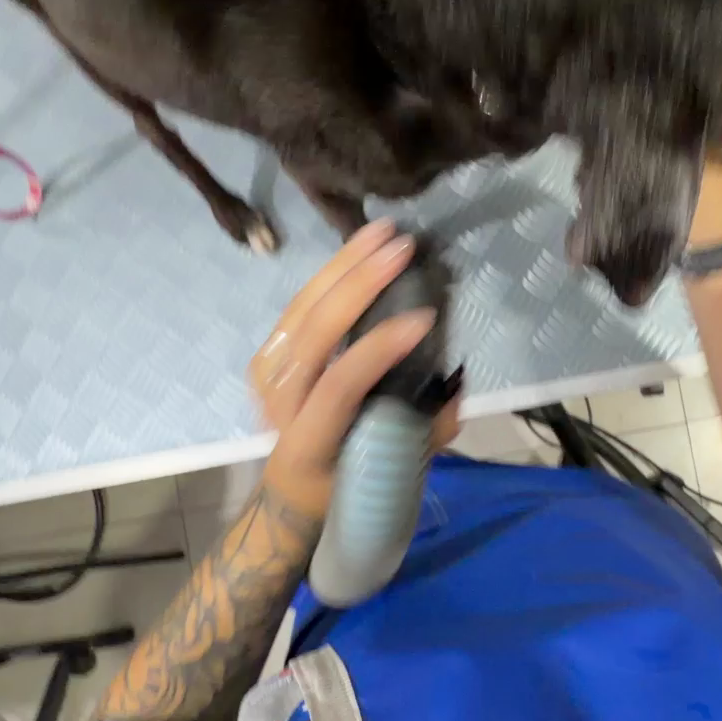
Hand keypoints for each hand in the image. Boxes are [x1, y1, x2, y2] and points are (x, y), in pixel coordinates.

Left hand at [247, 220, 461, 518]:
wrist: (292, 487)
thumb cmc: (349, 481)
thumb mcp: (392, 469)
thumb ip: (426, 431)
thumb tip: (453, 382)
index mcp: (309, 438)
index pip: (339, 385)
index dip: (378, 349)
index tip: (424, 320)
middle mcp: (280, 402)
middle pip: (314, 333)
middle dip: (360, 285)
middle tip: (401, 250)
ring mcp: (268, 374)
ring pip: (302, 307)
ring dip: (345, 265)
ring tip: (381, 232)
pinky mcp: (268, 353)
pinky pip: (298, 304)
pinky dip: (330, 273)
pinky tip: (358, 249)